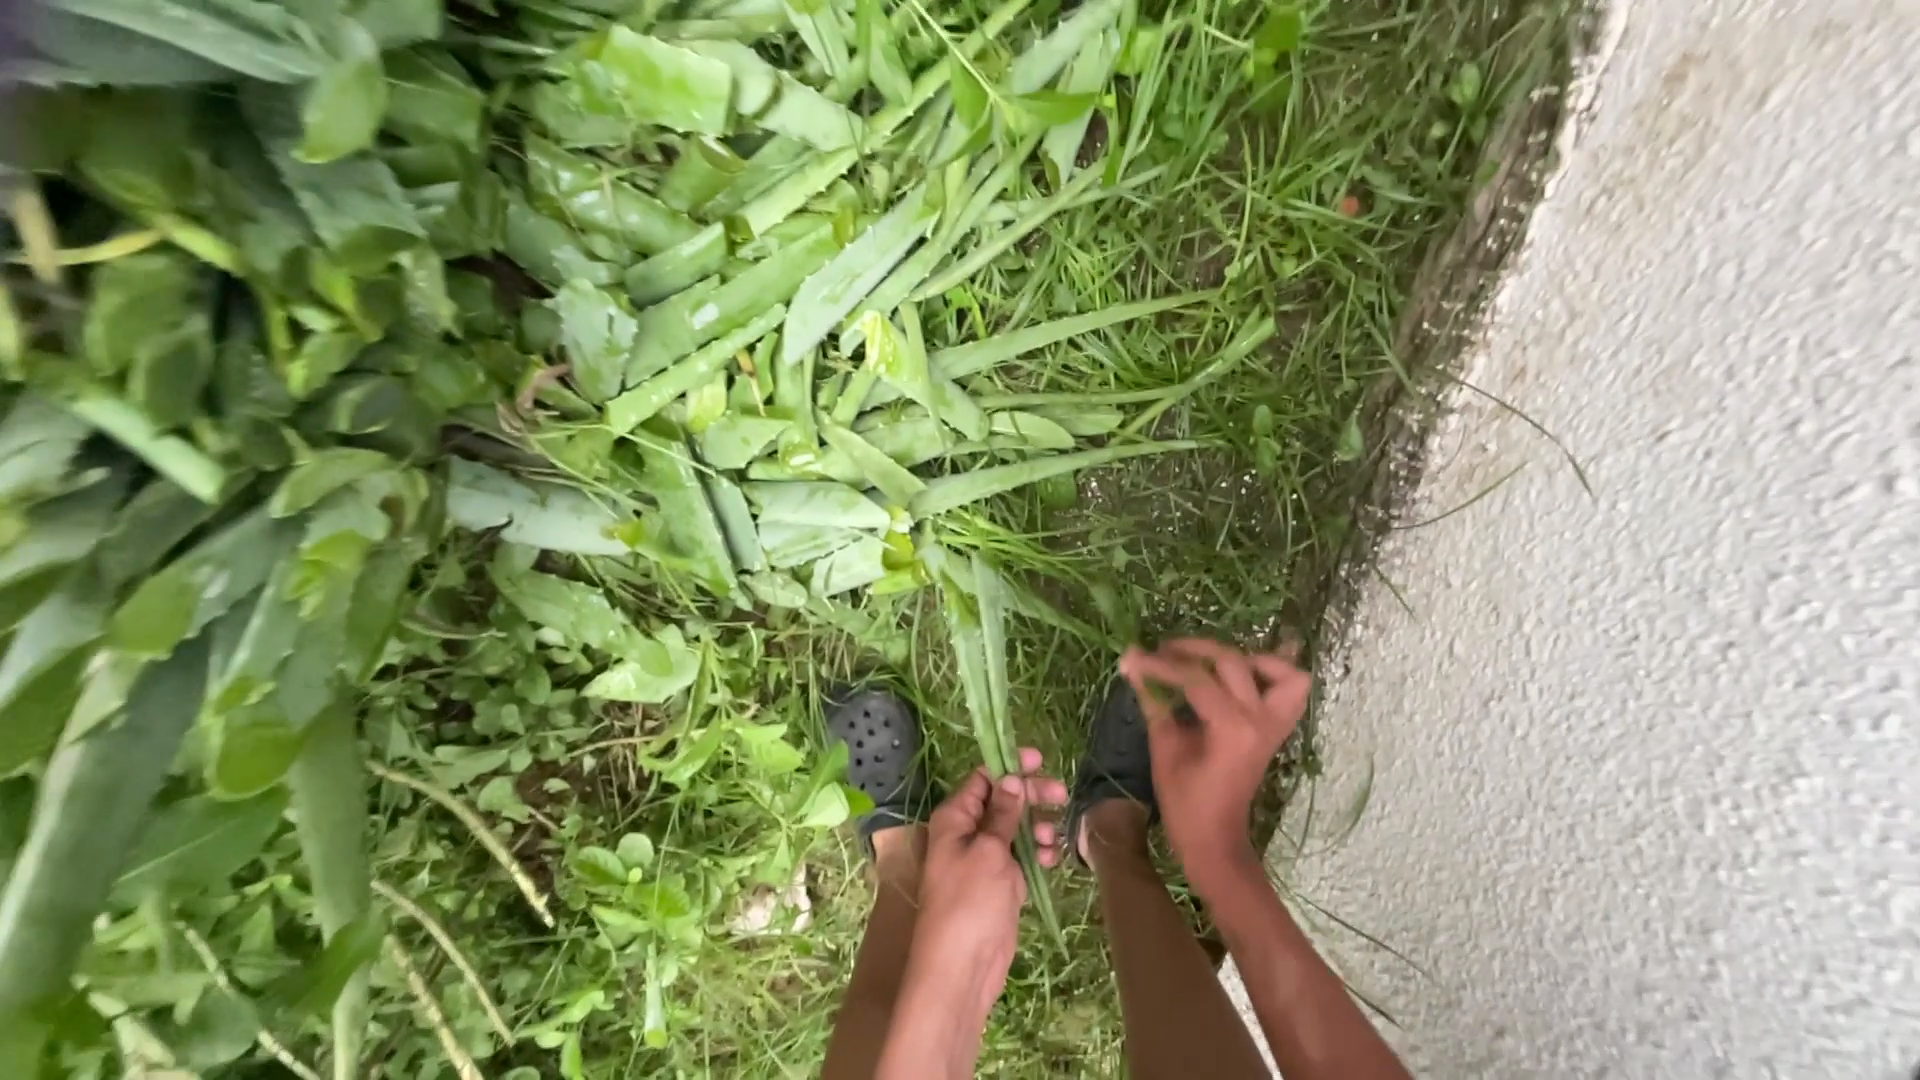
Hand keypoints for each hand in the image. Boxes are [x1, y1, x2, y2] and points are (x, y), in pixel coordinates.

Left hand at [907, 749, 1064, 1025]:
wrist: (963, 967)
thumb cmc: (969, 902)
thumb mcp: (988, 851)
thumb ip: (1002, 814)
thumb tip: (1010, 779)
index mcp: (955, 818)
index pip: (983, 778)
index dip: (1010, 766)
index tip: (1039, 760)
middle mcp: (967, 833)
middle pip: (1003, 800)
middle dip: (1031, 795)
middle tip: (1061, 794)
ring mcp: (985, 859)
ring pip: (1016, 828)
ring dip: (1037, 826)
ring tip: (1054, 838)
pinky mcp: (1000, 883)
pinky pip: (1022, 857)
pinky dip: (1038, 853)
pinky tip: (1053, 858)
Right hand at [1120, 639, 1309, 896]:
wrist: (1215, 838)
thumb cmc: (1184, 802)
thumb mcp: (1164, 748)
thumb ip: (1154, 701)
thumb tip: (1132, 662)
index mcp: (1232, 728)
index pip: (1194, 678)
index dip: (1159, 665)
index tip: (1132, 658)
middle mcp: (1259, 719)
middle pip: (1229, 661)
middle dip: (1191, 651)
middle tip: (1160, 652)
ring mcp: (1274, 723)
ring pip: (1271, 667)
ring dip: (1235, 656)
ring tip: (1203, 660)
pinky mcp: (1276, 727)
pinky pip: (1289, 687)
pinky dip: (1269, 672)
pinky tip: (1237, 674)